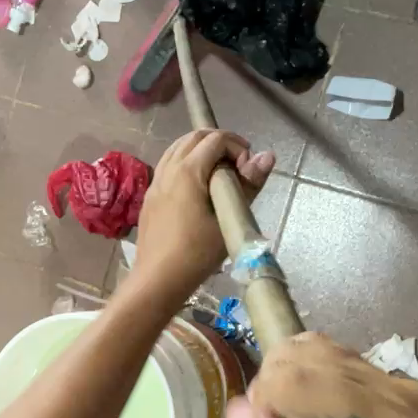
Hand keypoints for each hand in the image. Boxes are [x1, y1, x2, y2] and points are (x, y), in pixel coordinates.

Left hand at [132, 129, 274, 300]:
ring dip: (202, 151)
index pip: (216, 139)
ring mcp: (156, 182)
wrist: (158, 280)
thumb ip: (248, 185)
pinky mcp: (151, 196)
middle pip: (195, 137)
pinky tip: (199, 190)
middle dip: (220, 143)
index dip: (237, 147)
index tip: (248, 170)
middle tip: (238, 167)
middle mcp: (168, 169)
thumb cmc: (197, 254)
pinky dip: (187, 163)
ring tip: (220, 175)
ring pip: (179, 148)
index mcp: (188, 172)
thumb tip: (267, 156)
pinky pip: (169, 165)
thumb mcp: (229, 219)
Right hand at [222, 333, 417, 417]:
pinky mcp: (390, 374)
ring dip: (286, 399)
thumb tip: (245, 411)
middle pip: (296, 362)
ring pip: (302, 353)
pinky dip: (300, 389)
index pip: (292, 387)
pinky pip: (316, 355)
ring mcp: (402, 382)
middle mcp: (408, 400)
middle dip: (274, 409)